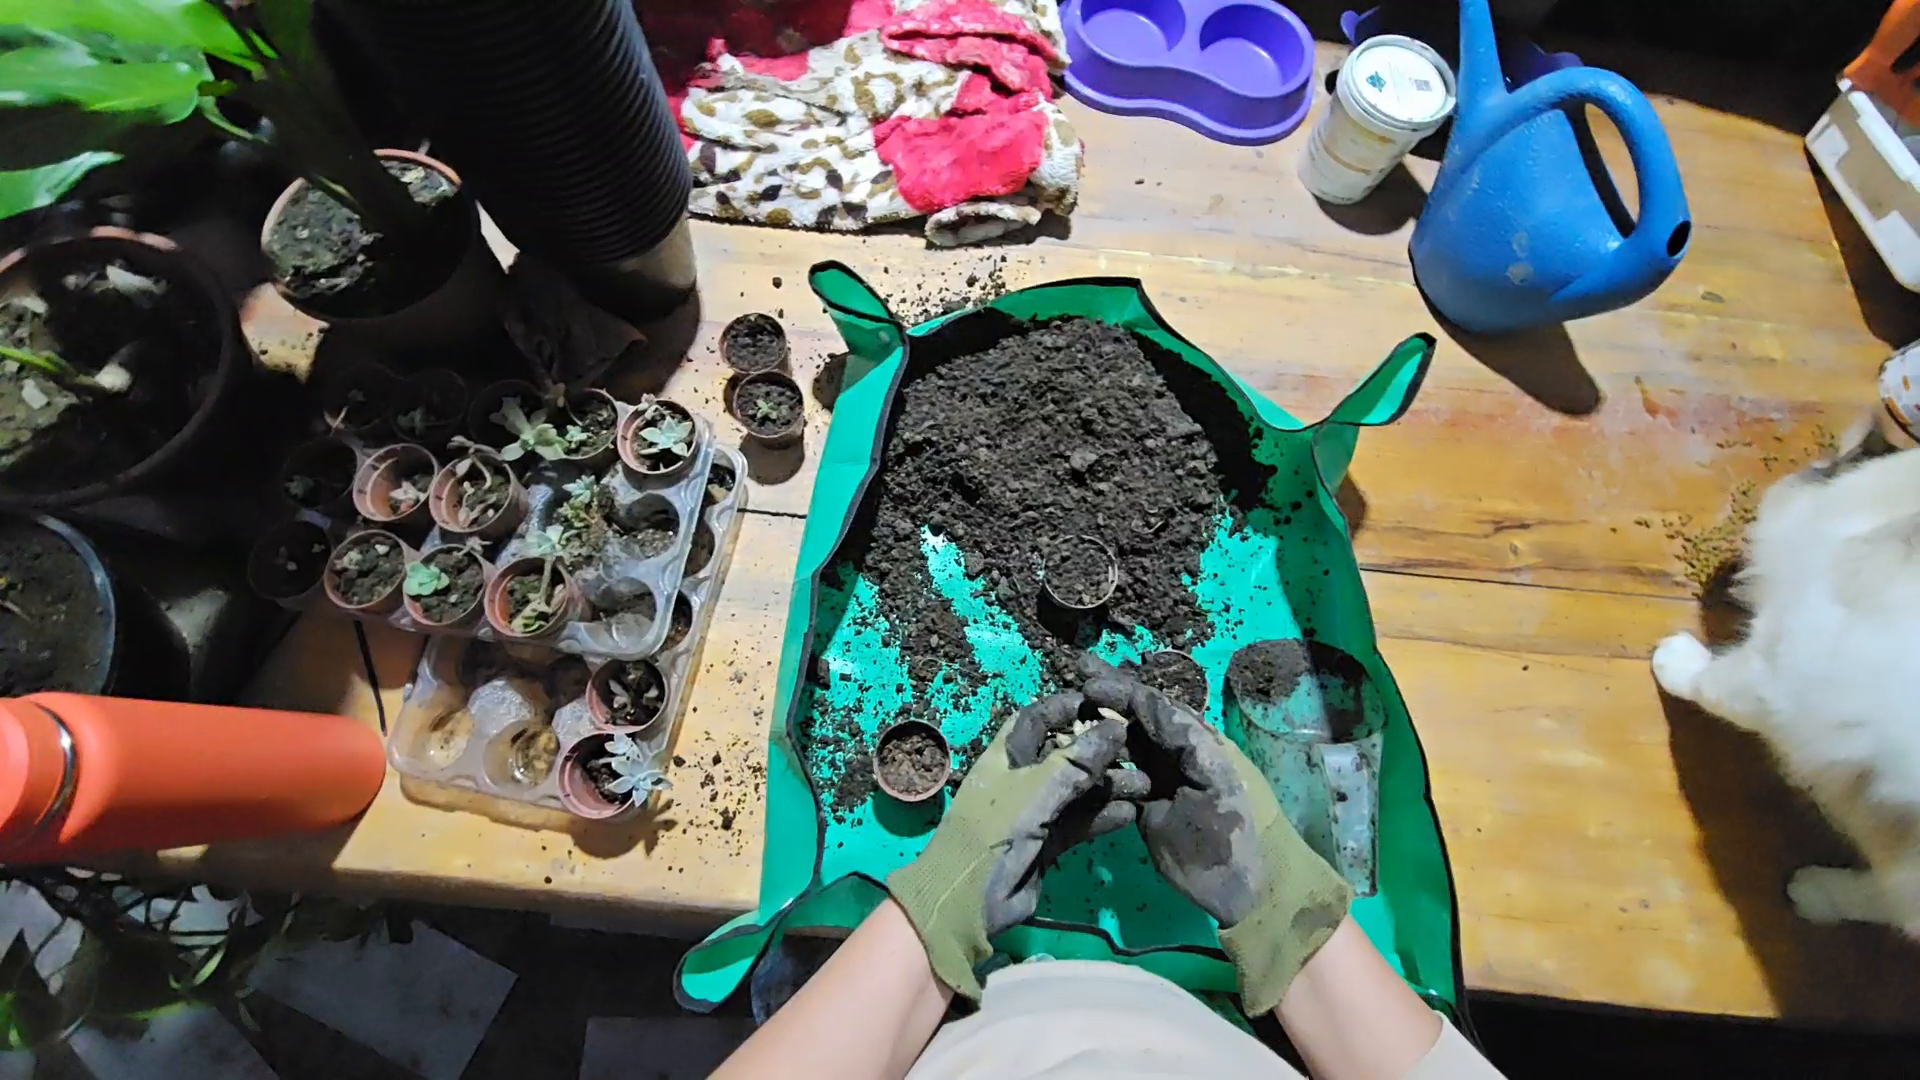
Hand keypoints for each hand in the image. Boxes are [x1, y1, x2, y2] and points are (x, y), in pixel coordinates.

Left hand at [887, 691, 1139, 997]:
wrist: (970, 898)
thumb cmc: (994, 830)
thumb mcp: (1035, 790)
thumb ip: (1075, 760)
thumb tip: (1115, 726)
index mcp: (1006, 755)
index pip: (1038, 718)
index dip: (1067, 708)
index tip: (1104, 706)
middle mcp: (1021, 777)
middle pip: (1064, 754)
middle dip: (1099, 750)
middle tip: (1137, 750)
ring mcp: (1034, 810)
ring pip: (1077, 790)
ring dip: (1108, 785)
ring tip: (1145, 785)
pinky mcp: (1047, 842)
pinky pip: (1080, 822)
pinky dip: (1103, 816)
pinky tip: (1131, 814)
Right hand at [1082, 661, 1351, 1015]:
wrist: (1241, 891)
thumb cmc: (1231, 836)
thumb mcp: (1213, 782)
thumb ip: (1186, 741)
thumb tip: (1150, 703)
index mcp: (1193, 742)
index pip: (1152, 706)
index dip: (1121, 691)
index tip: (1088, 686)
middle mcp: (1174, 751)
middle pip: (1137, 713)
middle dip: (1108, 690)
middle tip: (1077, 669)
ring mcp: (1159, 774)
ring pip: (1126, 736)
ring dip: (1101, 718)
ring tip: (1071, 703)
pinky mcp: (1146, 800)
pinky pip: (1119, 769)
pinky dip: (1100, 754)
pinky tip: (1078, 747)